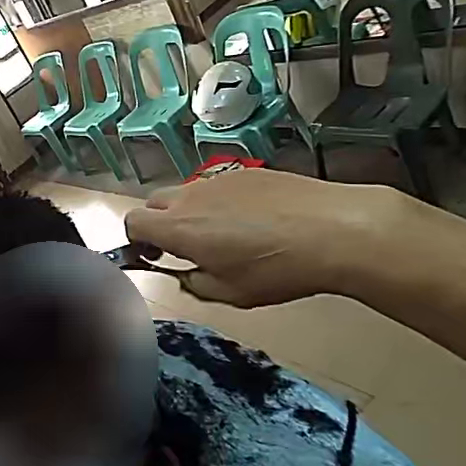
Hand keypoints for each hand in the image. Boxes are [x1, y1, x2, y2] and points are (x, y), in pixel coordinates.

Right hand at [123, 169, 400, 306]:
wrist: (332, 229)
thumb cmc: (277, 269)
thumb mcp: (231, 293)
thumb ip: (194, 283)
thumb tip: (185, 274)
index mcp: (179, 227)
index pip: (133, 222)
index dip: (135, 241)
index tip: (154, 257)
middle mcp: (192, 196)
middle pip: (155, 202)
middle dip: (159, 223)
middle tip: (185, 248)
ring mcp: (220, 179)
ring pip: (188, 193)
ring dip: (191, 213)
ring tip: (225, 236)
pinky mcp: (247, 172)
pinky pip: (218, 186)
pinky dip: (220, 203)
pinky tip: (253, 221)